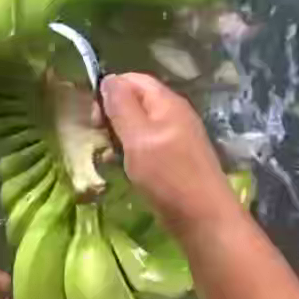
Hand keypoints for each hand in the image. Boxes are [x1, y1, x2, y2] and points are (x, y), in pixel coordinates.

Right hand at [100, 72, 239, 233]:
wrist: (204, 219)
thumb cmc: (168, 176)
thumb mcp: (138, 138)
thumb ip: (121, 106)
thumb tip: (107, 79)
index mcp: (166, 102)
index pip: (131, 79)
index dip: (108, 91)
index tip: (94, 118)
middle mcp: (173, 113)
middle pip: (134, 99)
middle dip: (111, 114)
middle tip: (100, 138)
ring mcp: (176, 135)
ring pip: (138, 123)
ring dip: (118, 135)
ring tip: (109, 155)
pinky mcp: (175, 156)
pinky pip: (146, 142)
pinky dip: (130, 150)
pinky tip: (124, 167)